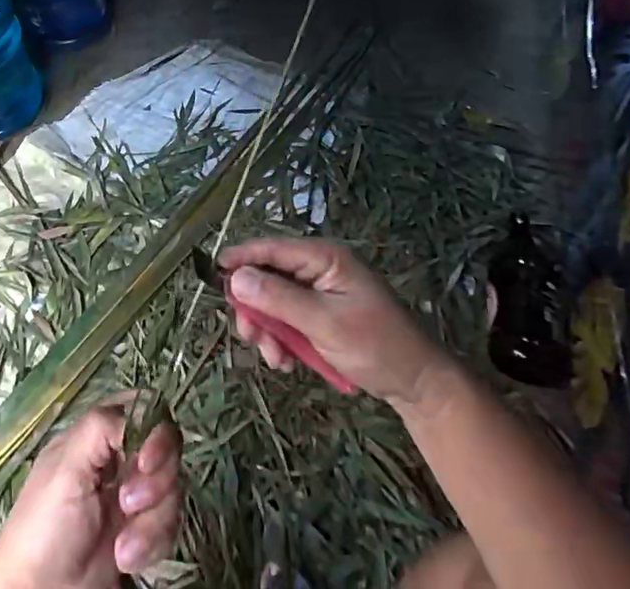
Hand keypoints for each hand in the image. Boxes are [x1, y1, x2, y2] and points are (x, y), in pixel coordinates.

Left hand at [0, 397, 182, 588]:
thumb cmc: (45, 527)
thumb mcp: (66, 467)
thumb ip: (101, 427)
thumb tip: (139, 410)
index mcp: (96, 435)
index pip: (142, 408)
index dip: (154, 428)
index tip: (146, 460)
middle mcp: (117, 459)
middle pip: (165, 447)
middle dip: (155, 479)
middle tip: (128, 505)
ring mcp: (132, 495)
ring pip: (171, 487)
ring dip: (152, 520)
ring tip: (123, 548)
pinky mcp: (144, 531)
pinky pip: (171, 523)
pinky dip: (154, 543)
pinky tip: (127, 560)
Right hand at [219, 238, 450, 405]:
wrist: (416, 382)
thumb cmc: (375, 345)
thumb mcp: (323, 322)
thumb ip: (278, 299)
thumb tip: (235, 277)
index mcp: (324, 258)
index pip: (272, 249)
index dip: (241, 258)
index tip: (213, 271)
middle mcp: (319, 269)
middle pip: (268, 277)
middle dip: (255, 307)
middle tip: (249, 335)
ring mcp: (320, 292)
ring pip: (274, 302)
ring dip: (268, 329)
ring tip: (275, 357)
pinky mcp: (320, 315)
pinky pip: (288, 320)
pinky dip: (281, 339)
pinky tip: (286, 361)